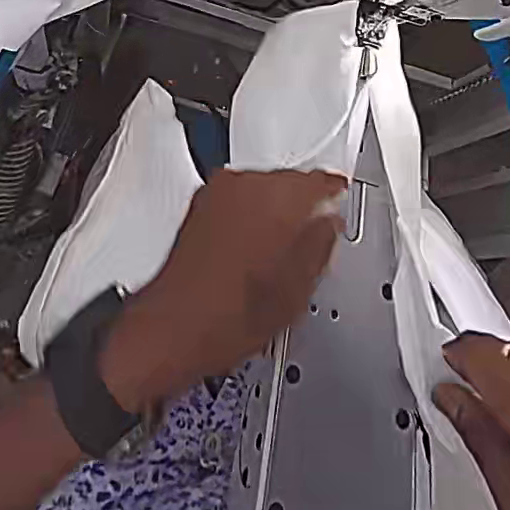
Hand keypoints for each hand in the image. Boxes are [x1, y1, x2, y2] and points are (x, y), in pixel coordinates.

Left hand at [100, 169, 346, 411]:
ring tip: (281, 243)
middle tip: (315, 228)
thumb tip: (329, 225)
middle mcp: (247, 185)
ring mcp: (220, 191)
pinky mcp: (201, 203)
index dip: (335, 191)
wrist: (171, 329)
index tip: (339, 197)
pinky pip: (239, 194)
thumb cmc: (225, 317)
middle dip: (304, 201)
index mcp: (278, 200)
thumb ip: (320, 246)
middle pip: (290, 180)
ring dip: (276, 205)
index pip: (319, 180)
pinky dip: (251, 210)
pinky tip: (254, 243)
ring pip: (264, 186)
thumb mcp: (296, 290)